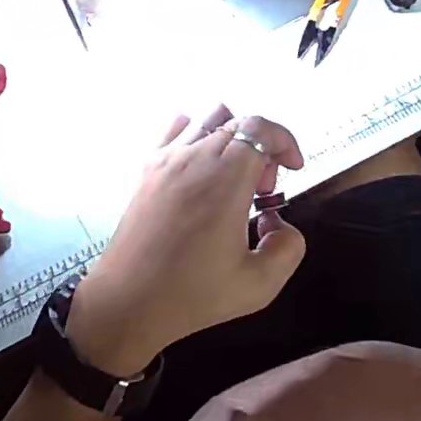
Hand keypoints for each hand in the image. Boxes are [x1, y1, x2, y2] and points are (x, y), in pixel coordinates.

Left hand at [65, 107, 305, 377]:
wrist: (127, 303)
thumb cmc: (192, 295)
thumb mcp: (259, 285)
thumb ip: (288, 247)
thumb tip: (276, 220)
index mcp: (225, 179)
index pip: (262, 128)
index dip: (286, 141)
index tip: (293, 170)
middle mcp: (196, 157)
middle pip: (241, 123)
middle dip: (264, 148)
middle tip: (262, 191)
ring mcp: (167, 158)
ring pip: (210, 118)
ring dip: (234, 138)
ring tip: (233, 177)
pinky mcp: (147, 167)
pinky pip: (178, 127)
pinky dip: (199, 135)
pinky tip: (201, 169)